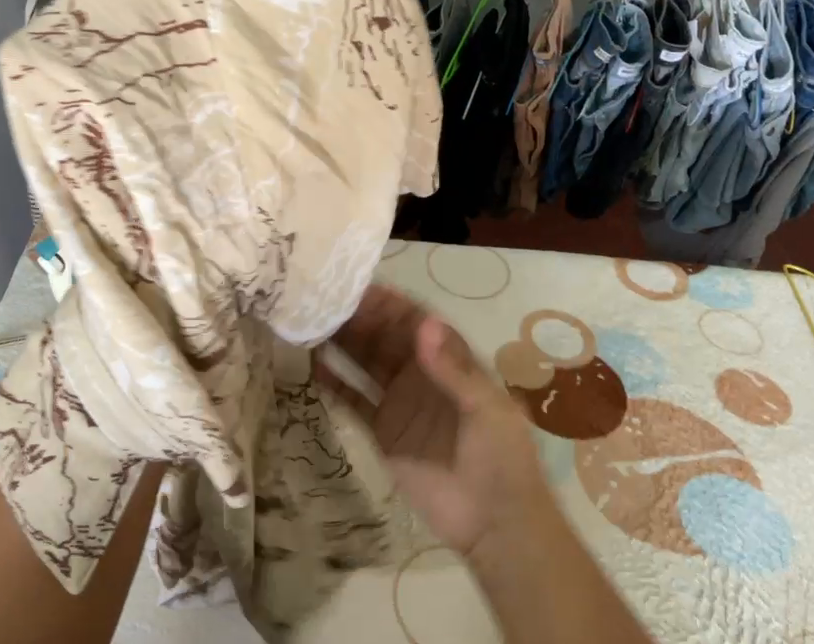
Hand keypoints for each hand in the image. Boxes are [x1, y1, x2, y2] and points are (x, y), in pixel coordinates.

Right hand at [314, 285, 556, 558]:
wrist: (494, 524)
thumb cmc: (502, 459)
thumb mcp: (487, 410)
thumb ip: (454, 369)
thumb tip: (425, 323)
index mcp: (450, 361)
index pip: (415, 322)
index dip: (388, 304)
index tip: (357, 288)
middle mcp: (421, 374)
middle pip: (385, 338)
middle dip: (357, 319)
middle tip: (322, 303)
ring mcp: (400, 402)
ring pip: (365, 363)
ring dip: (341, 344)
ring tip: (310, 325)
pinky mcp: (383, 431)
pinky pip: (354, 400)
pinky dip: (335, 384)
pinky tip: (313, 367)